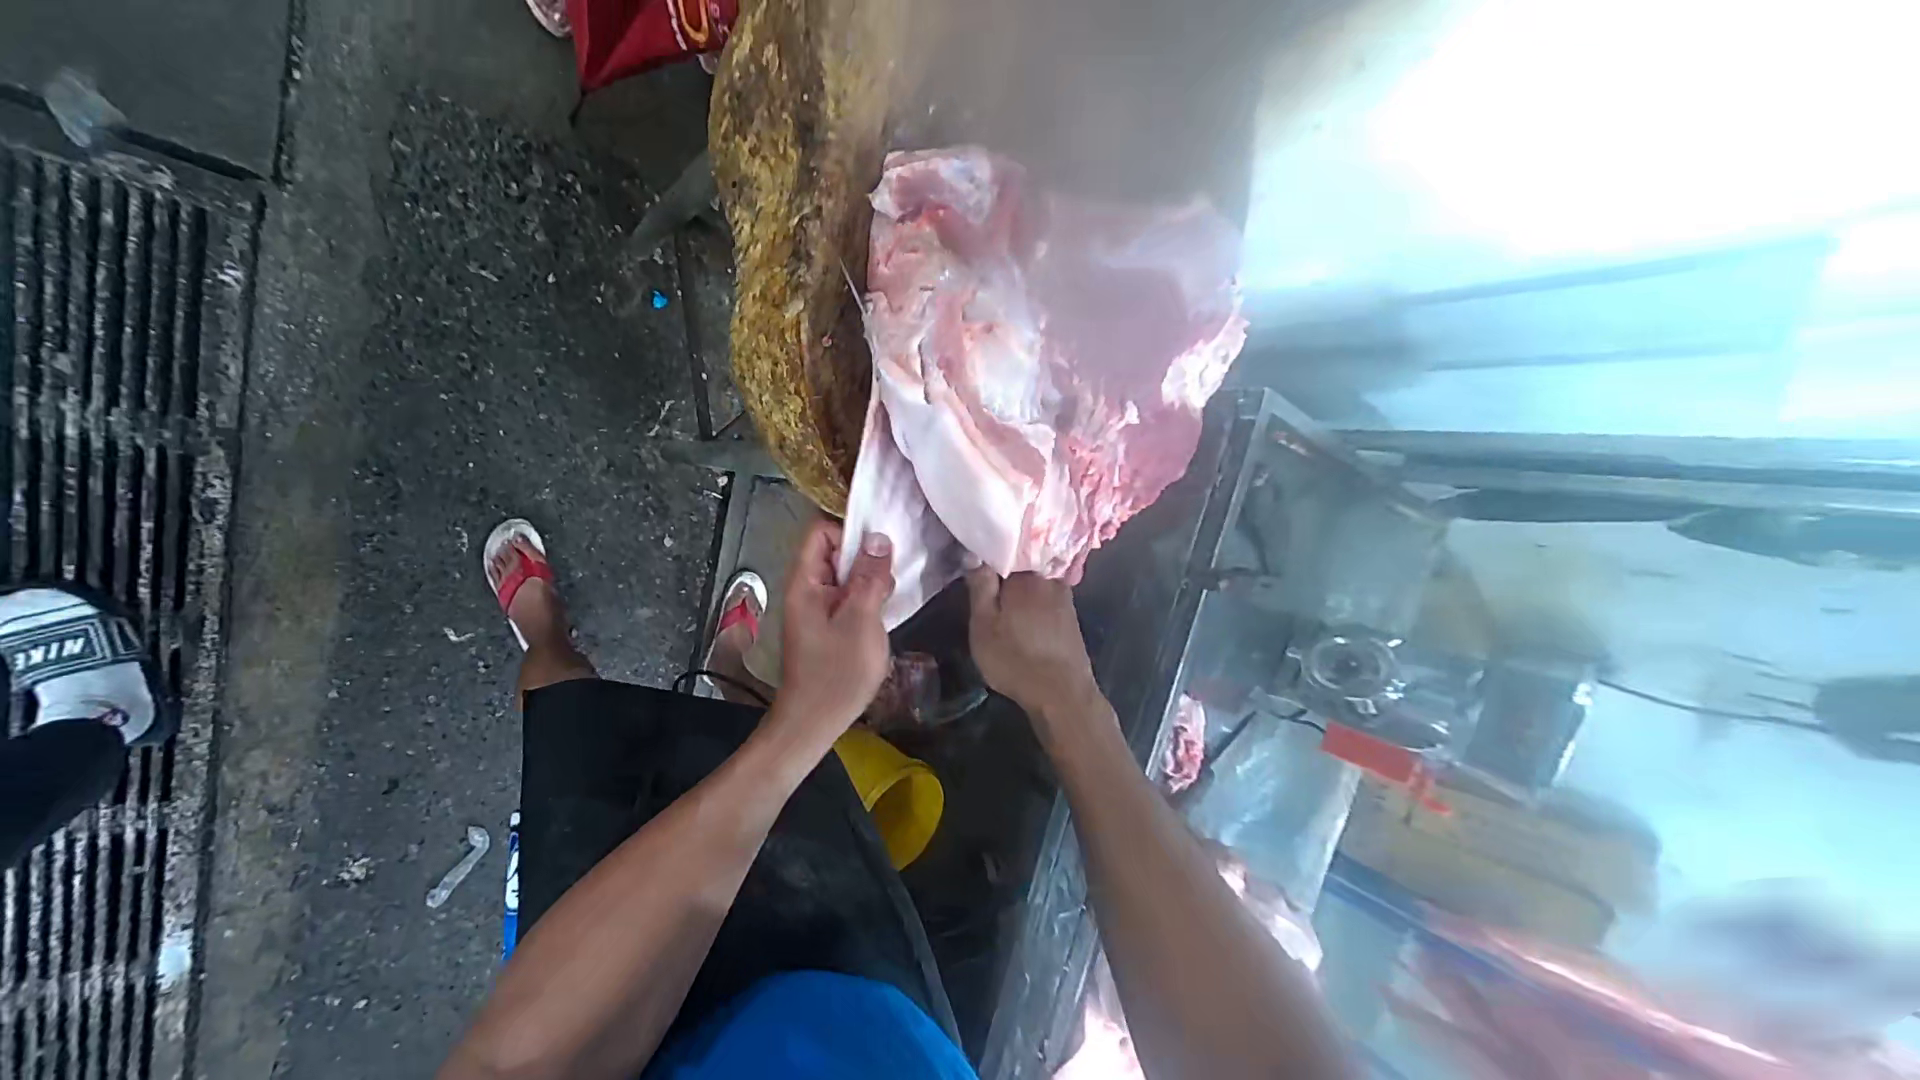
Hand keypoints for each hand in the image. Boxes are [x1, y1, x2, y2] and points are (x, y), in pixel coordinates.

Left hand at [775, 518, 894, 736]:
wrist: (814, 723)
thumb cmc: (836, 673)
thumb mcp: (861, 621)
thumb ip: (870, 578)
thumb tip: (879, 538)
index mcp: (805, 582)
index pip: (821, 532)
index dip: (850, 533)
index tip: (880, 550)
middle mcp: (807, 589)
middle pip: (835, 552)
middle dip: (865, 558)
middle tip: (889, 579)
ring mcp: (816, 608)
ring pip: (845, 575)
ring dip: (869, 580)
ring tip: (888, 598)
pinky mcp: (827, 624)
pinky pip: (847, 596)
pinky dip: (866, 598)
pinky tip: (882, 613)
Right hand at [965, 568, 1100, 720]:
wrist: (1062, 694)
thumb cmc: (1016, 660)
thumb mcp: (983, 626)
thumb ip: (980, 587)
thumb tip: (974, 554)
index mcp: (1024, 574)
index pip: (1002, 548)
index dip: (985, 554)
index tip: (972, 563)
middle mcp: (1048, 576)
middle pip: (1020, 562)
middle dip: (1003, 568)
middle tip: (983, 582)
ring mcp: (1063, 594)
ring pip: (1033, 578)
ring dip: (1018, 585)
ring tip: (1002, 598)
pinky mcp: (1070, 612)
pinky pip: (1044, 593)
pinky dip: (1032, 598)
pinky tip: (1023, 612)